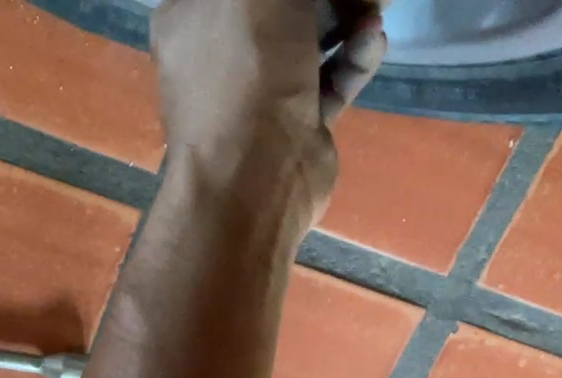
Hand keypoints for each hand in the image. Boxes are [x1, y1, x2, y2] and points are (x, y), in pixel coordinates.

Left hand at [152, 0, 385, 220]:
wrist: (251, 177)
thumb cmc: (244, 71)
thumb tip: (302, 3)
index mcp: (188, 16)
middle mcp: (215, 55)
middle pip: (280, 4)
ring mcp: (253, 93)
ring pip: (310, 36)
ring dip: (351, 14)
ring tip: (373, 15)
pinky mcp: (291, 124)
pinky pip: (328, 78)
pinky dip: (354, 58)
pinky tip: (370, 45)